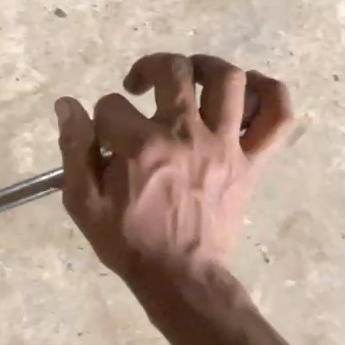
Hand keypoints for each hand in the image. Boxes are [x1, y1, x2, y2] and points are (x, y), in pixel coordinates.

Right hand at [55, 53, 293, 280]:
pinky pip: (277, 116)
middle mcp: (186, 135)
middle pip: (173, 71)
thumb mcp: (82, 201)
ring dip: (204, 67)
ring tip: (187, 79)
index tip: (101, 141)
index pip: (112, 106)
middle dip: (148, 68)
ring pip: (229, 80)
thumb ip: (74, 148)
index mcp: (141, 146)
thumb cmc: (126, 239)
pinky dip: (271, 92)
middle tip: (137, 87)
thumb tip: (67, 105)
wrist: (179, 276)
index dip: (100, 118)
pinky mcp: (252, 161)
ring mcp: (225, 146)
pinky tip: (249, 89)